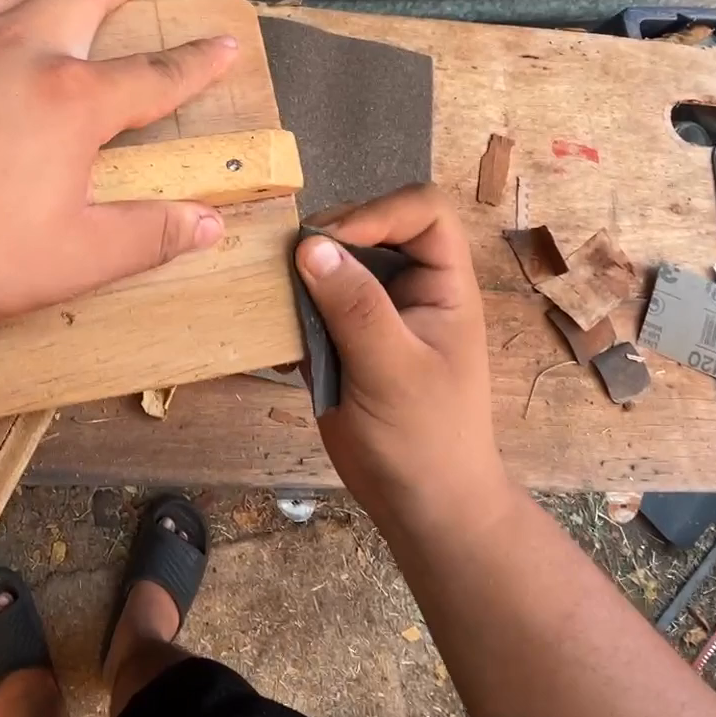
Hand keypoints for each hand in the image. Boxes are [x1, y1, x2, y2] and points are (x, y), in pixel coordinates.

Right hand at [294, 184, 505, 516]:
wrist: (419, 505)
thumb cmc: (425, 439)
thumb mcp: (394, 371)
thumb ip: (354, 307)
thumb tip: (310, 245)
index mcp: (442, 285)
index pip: (422, 211)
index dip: (378, 211)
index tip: (329, 241)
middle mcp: (407, 288)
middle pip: (370, 227)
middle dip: (329, 238)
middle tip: (288, 265)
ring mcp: (372, 312)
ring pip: (334, 263)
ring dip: (302, 273)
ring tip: (273, 293)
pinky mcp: (341, 337)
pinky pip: (312, 301)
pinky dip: (291, 307)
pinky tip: (276, 331)